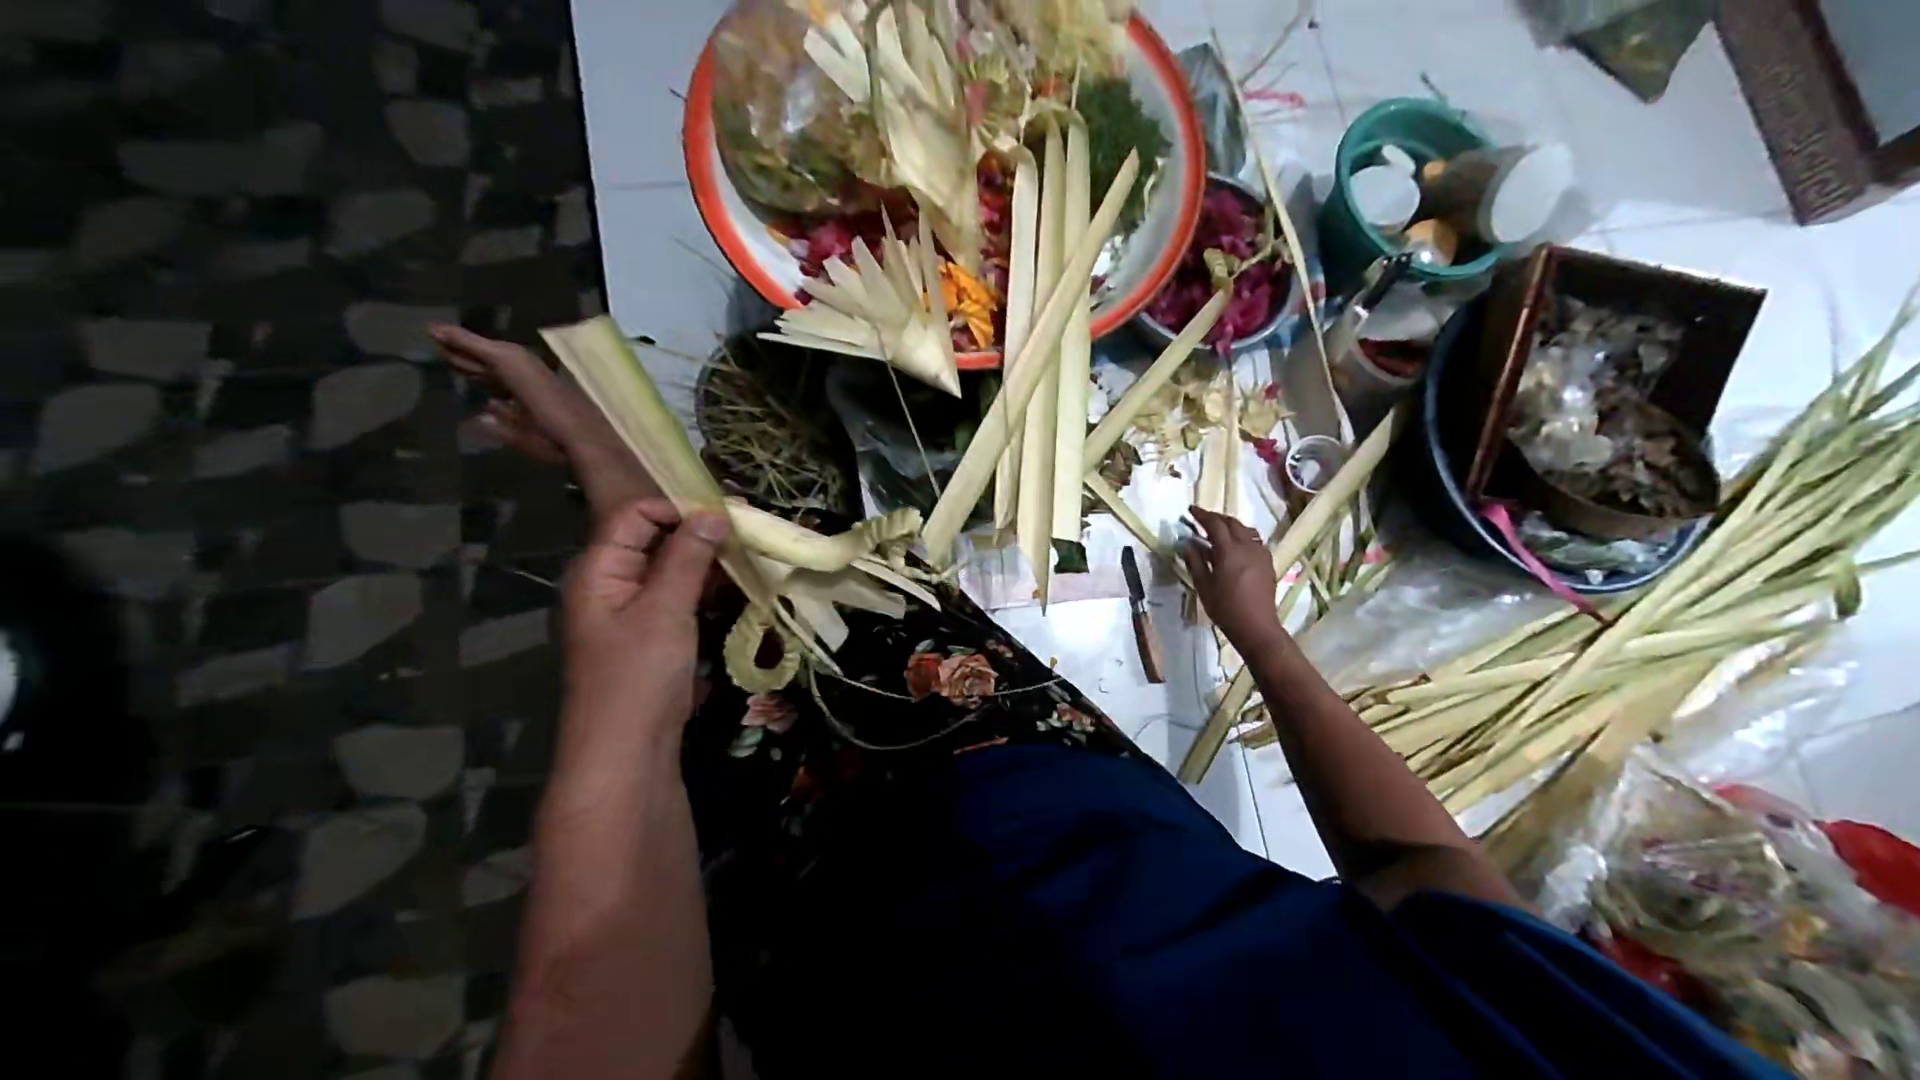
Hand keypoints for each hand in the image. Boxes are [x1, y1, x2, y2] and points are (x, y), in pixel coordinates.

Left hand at [562, 498, 729, 739]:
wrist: (627, 754)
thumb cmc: (638, 675)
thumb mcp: (665, 609)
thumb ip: (688, 557)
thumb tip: (713, 512)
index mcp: (599, 569)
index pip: (636, 514)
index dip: (678, 506)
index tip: (728, 510)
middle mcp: (611, 583)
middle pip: (655, 539)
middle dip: (699, 532)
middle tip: (749, 531)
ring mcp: (631, 610)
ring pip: (672, 569)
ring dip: (707, 561)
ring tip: (751, 556)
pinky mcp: (652, 635)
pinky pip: (679, 597)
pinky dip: (705, 589)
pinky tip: (737, 587)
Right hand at [1181, 506, 1284, 650]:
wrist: (1256, 626)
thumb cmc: (1225, 608)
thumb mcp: (1203, 585)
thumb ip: (1195, 561)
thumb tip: (1188, 543)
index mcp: (1229, 551)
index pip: (1215, 524)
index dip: (1202, 515)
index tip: (1191, 511)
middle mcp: (1247, 547)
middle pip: (1232, 523)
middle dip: (1217, 518)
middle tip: (1203, 519)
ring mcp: (1260, 554)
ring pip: (1246, 530)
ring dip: (1231, 526)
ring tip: (1219, 530)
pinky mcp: (1268, 563)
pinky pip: (1255, 541)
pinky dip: (1243, 536)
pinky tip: (1237, 546)